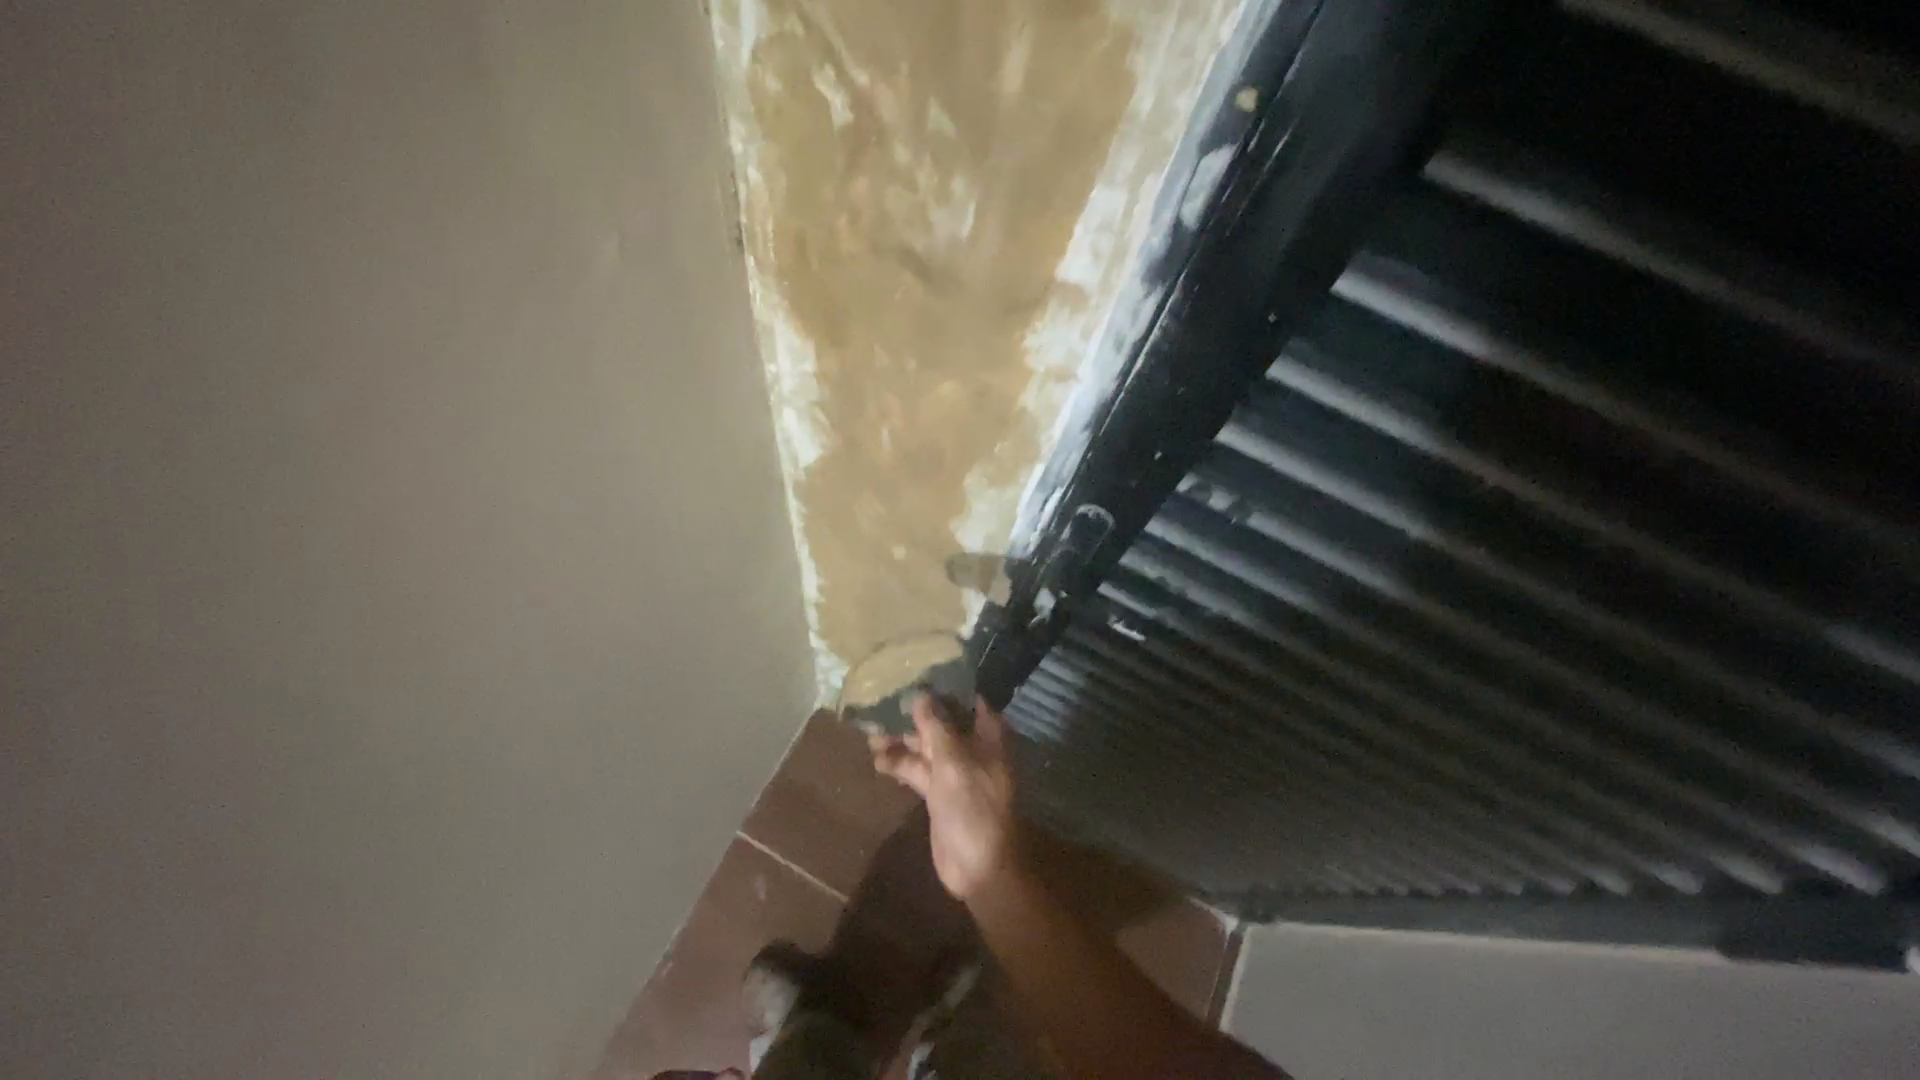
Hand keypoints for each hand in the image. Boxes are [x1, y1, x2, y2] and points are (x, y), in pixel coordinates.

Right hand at [870, 693, 1020, 900]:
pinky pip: (918, 770)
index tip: (913, 673)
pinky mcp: (939, 793)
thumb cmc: (974, 806)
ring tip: (870, 734)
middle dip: (912, 714)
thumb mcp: (954, 761)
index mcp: (988, 735)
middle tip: (880, 702)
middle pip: (941, 722)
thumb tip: (921, 694)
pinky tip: (877, 761)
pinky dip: (900, 765)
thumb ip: (936, 726)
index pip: (966, 699)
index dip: (942, 687)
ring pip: (925, 747)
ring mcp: (955, 771)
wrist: (980, 866)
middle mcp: (973, 748)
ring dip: (901, 741)